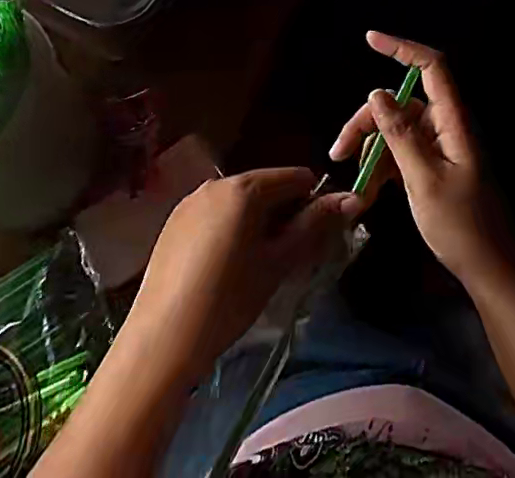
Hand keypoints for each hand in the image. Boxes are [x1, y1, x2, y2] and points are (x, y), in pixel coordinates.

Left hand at [127, 168, 359, 382]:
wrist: (163, 337)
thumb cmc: (229, 299)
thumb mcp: (278, 263)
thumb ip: (314, 226)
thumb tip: (352, 198)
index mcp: (244, 187)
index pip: (295, 178)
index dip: (313, 202)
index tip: (316, 236)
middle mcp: (215, 183)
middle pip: (265, 187)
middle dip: (283, 214)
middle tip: (289, 256)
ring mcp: (190, 201)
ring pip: (238, 202)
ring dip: (257, 222)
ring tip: (257, 265)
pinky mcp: (172, 223)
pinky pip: (214, 214)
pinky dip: (230, 229)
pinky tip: (225, 267)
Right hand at [331, 32, 514, 286]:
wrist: (491, 270)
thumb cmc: (462, 226)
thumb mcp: (423, 180)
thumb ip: (400, 134)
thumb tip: (378, 93)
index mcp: (454, 122)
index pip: (432, 67)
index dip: (403, 48)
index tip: (370, 39)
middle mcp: (447, 127)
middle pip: (402, 103)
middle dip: (368, 121)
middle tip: (340, 152)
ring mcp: (441, 147)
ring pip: (397, 129)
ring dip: (371, 148)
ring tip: (352, 178)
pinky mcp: (435, 165)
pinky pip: (402, 152)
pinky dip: (383, 166)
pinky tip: (367, 192)